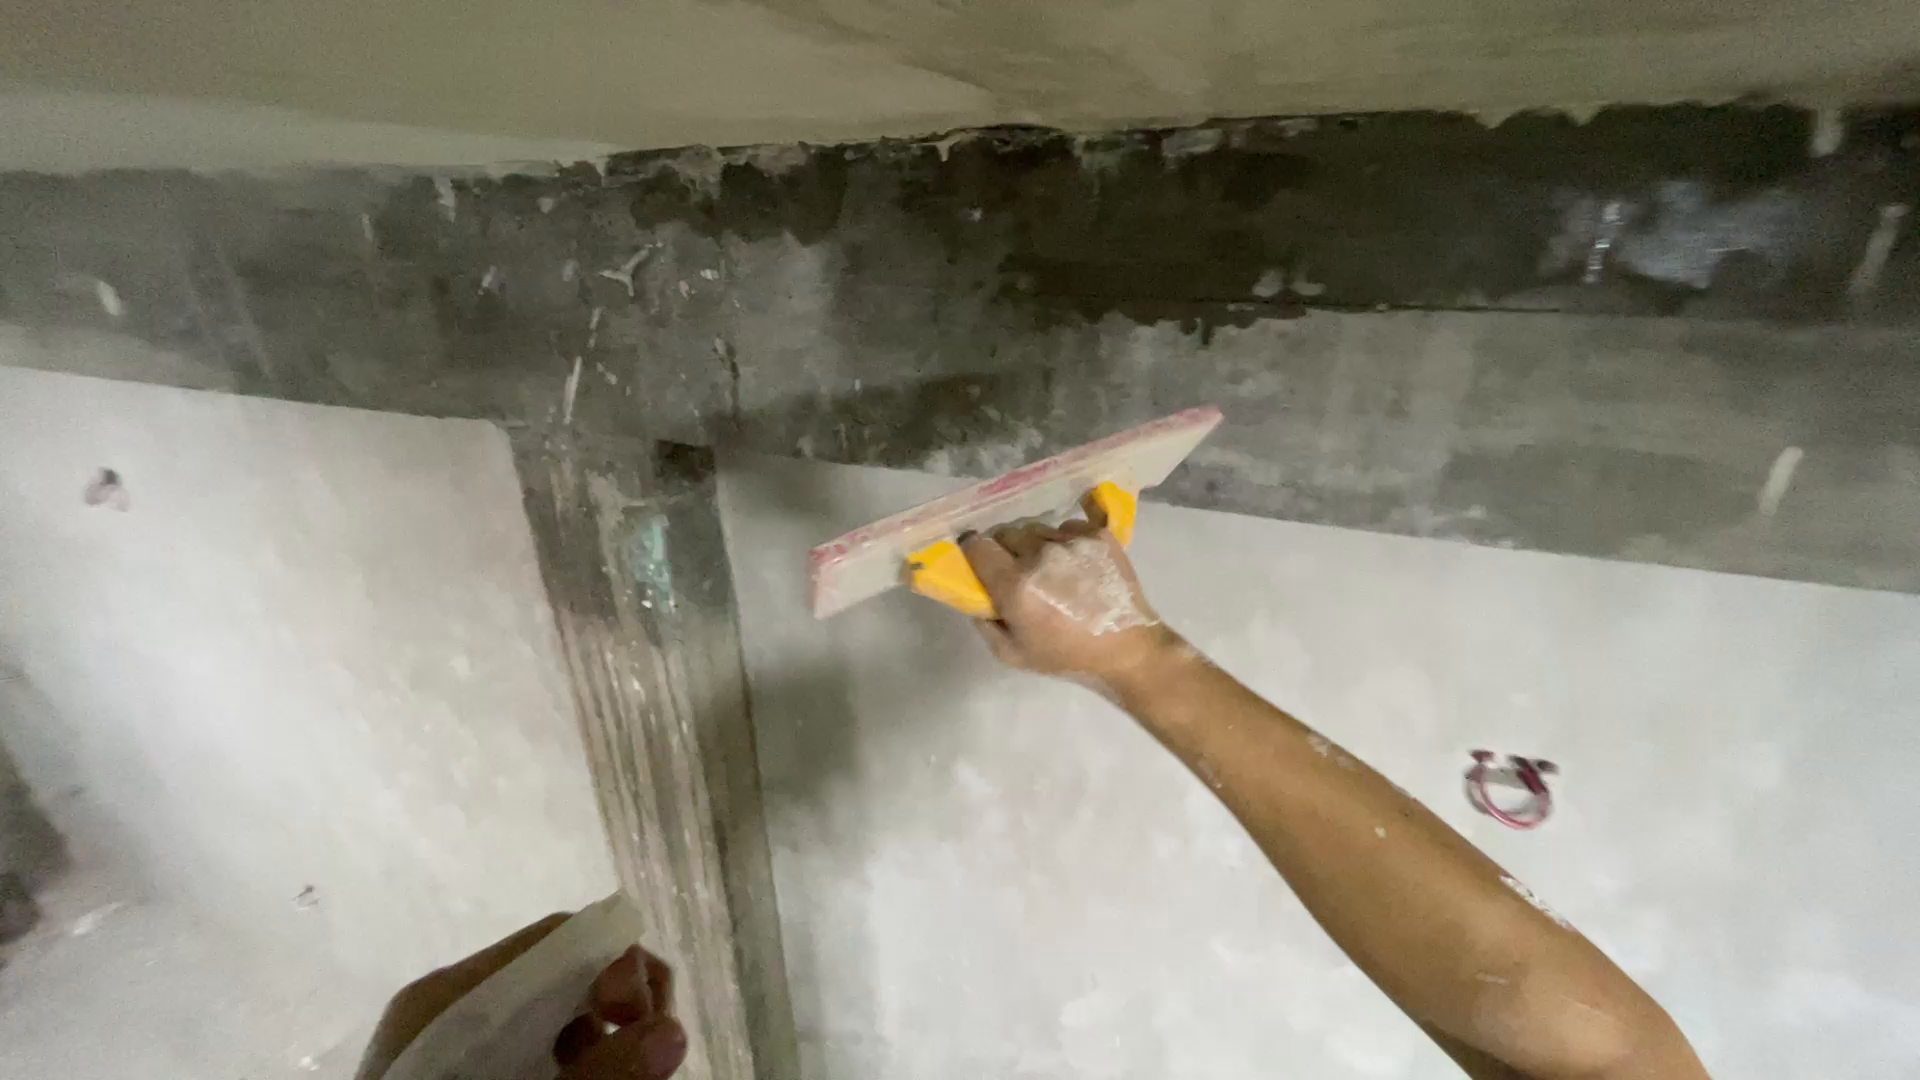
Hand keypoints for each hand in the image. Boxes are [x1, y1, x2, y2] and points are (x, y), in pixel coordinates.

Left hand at [359, 915, 686, 1079]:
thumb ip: (599, 1074)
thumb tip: (676, 1033)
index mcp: (449, 993)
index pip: (558, 934)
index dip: (617, 962)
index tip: (643, 1016)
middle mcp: (451, 1001)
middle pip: (565, 966)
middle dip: (623, 999)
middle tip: (652, 1048)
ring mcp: (454, 1039)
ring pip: (558, 1007)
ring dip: (607, 1032)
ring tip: (629, 1070)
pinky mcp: (461, 1069)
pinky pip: (537, 1039)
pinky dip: (578, 1054)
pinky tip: (591, 1076)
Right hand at [958, 506, 1175, 682]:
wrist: (1126, 649)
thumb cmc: (1066, 656)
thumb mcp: (1012, 654)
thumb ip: (984, 621)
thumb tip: (973, 592)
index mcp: (1016, 584)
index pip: (977, 545)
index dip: (973, 551)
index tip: (978, 561)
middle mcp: (1041, 554)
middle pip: (1005, 532)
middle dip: (1004, 550)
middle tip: (1015, 572)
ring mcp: (1072, 540)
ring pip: (1035, 528)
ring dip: (1033, 545)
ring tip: (1049, 569)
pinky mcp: (1097, 534)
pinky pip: (1066, 527)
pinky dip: (1063, 541)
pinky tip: (1074, 565)